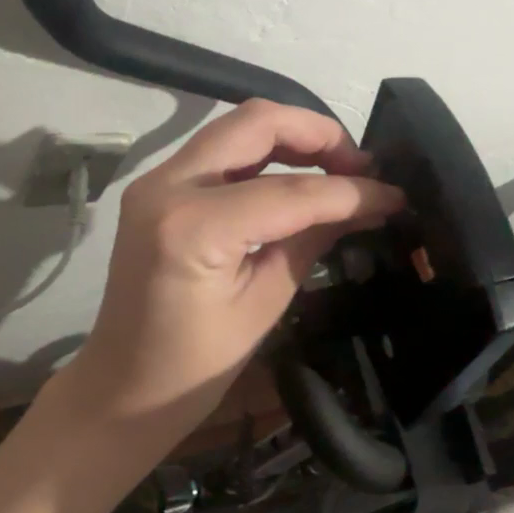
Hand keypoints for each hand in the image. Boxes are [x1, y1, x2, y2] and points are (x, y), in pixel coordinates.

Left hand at [65, 100, 404, 435]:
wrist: (120, 390)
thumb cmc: (192, 369)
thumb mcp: (263, 305)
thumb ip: (312, 240)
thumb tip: (368, 204)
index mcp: (193, 227)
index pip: (290, 191)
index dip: (350, 191)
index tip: (393, 194)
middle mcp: (168, 184)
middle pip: (258, 122)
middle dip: (319, 134)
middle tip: (361, 167)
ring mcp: (157, 180)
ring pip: (238, 126)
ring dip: (293, 137)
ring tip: (338, 167)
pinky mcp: (159, 186)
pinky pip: (222, 148)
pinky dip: (266, 152)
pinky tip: (298, 176)